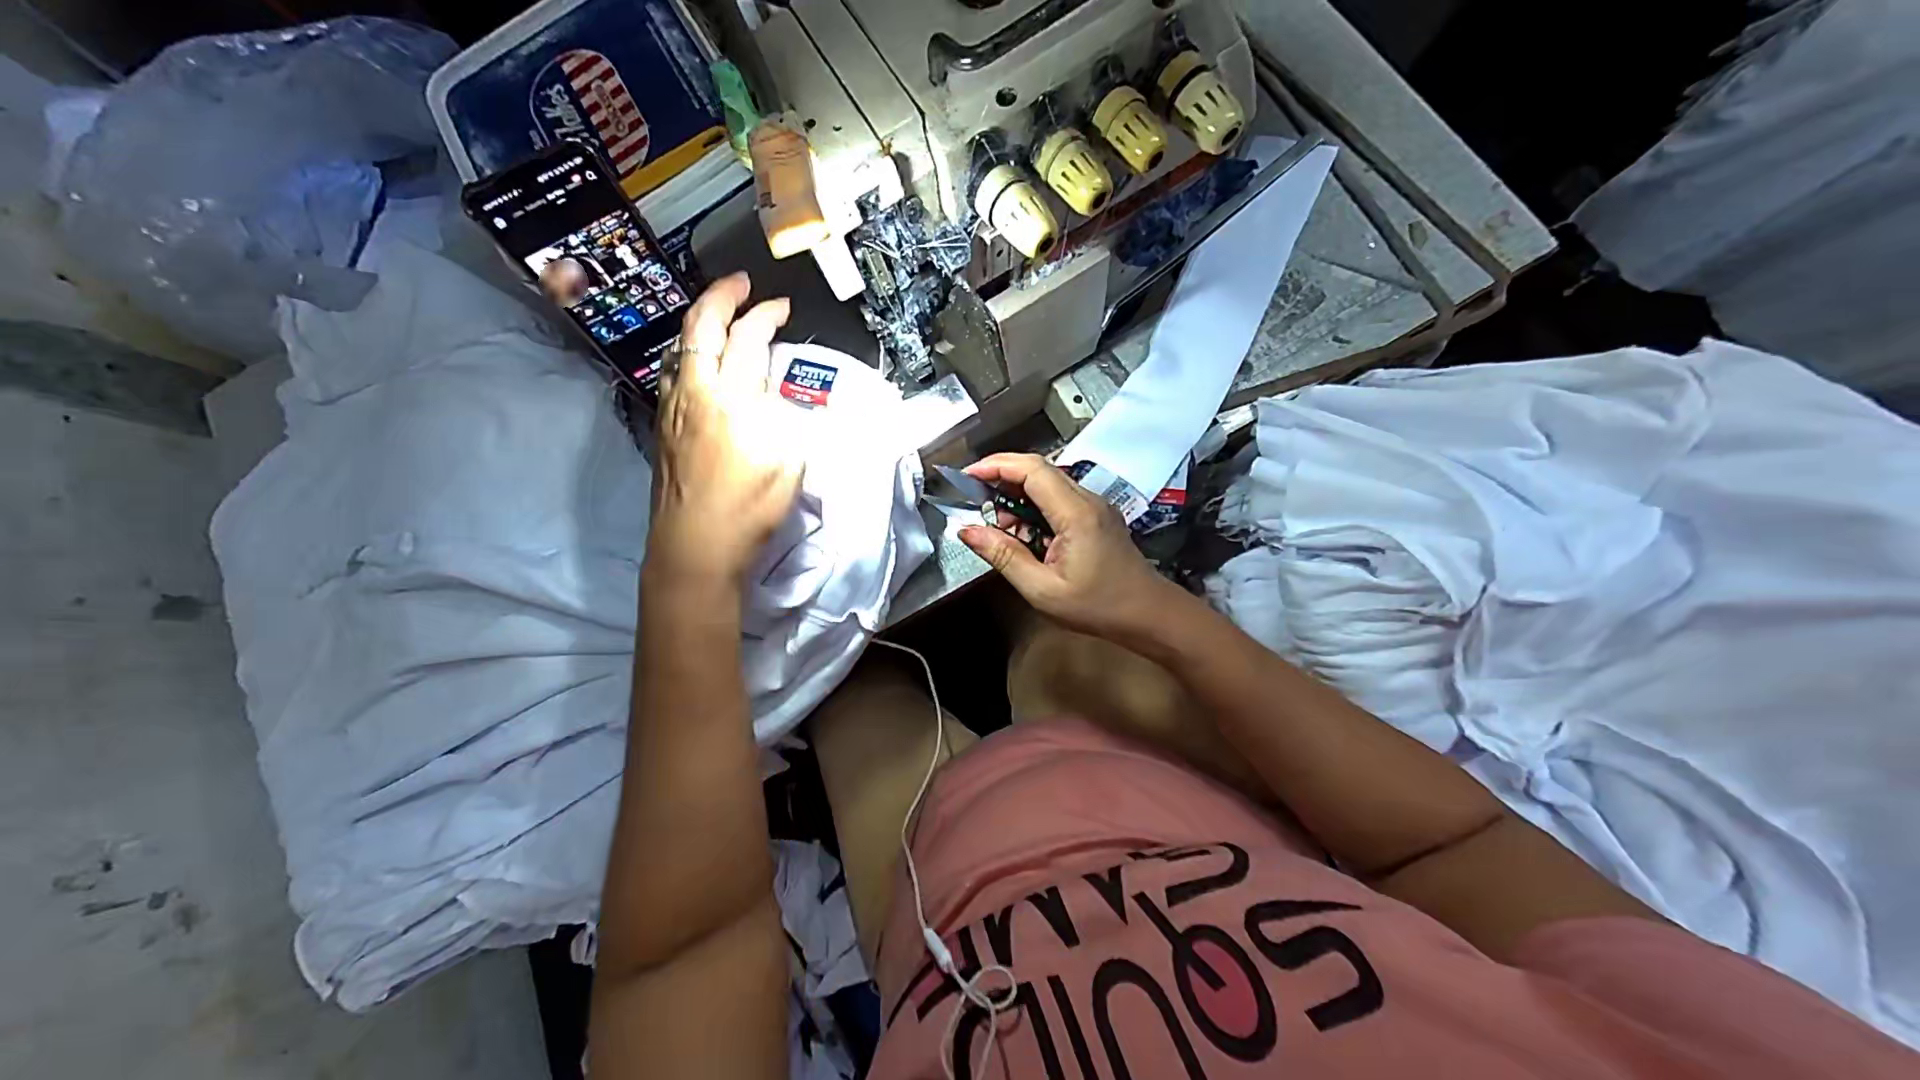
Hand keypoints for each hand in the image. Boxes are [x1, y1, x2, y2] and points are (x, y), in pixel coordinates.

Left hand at [649, 272, 802, 582]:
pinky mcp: (664, 429)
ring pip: (680, 348)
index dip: (765, 316)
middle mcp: (695, 393)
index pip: (748, 339)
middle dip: (722, 297)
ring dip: (701, 323)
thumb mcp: (789, 464)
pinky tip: (699, 365)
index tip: (780, 307)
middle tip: (741, 285)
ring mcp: (673, 410)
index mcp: (731, 398)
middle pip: (701, 328)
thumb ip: (790, 422)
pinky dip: (689, 353)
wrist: (695, 549)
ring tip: (720, 318)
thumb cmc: (747, 511)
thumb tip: (783, 400)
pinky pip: (673, 372)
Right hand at [957, 453, 1186, 642]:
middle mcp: (1087, 499)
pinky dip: (1034, 509)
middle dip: (1002, 479)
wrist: (1149, 615)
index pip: (1032, 469)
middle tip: (976, 504)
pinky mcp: (1096, 516)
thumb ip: (1004, 556)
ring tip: (1000, 529)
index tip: (967, 477)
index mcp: (1076, 513)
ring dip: (1017, 497)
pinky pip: (1058, 499)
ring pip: (1048, 484)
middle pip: (1039, 470)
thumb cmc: (1097, 606)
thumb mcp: (1042, 589)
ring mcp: (1095, 506)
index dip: (996, 465)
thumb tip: (967, 531)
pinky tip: (1024, 535)